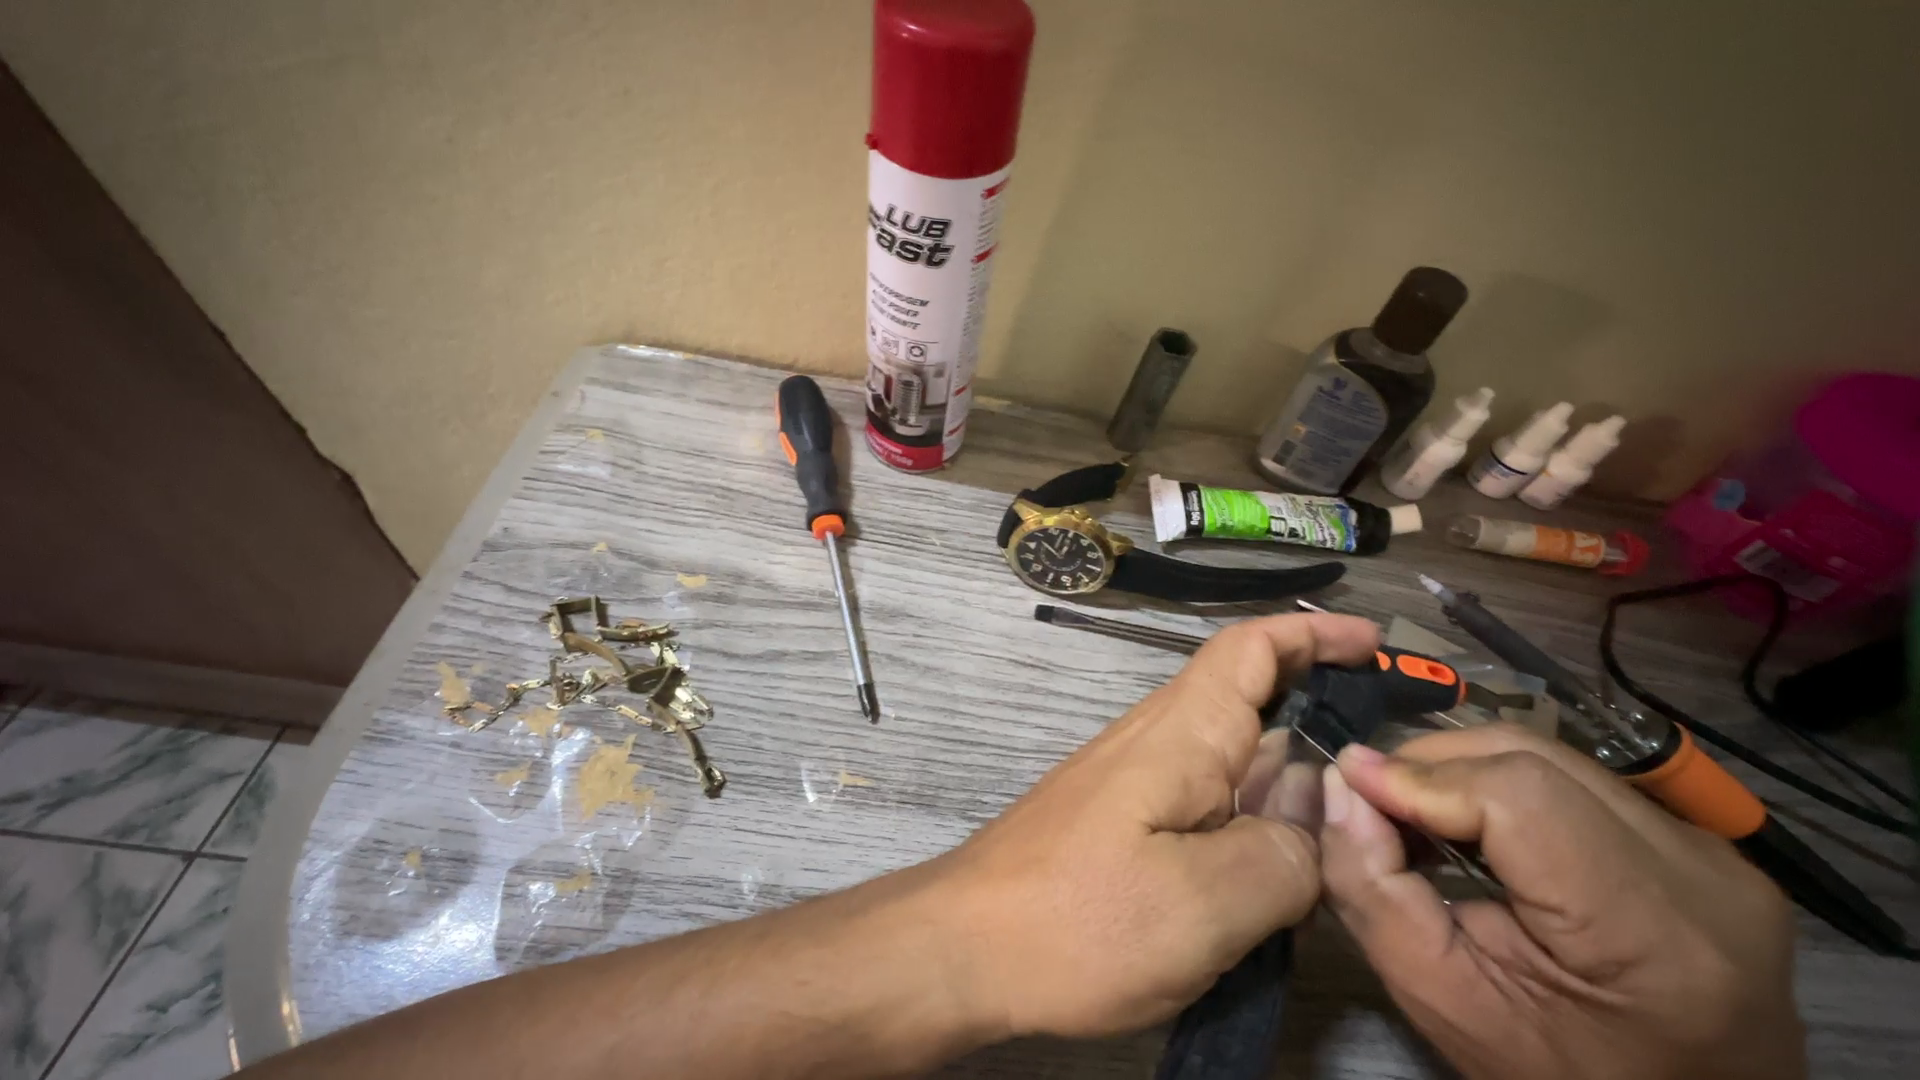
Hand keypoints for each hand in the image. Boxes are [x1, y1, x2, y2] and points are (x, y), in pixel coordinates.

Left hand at [932, 613, 1379, 1038]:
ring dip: (1290, 787)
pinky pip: (1207, 809)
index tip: (1373, 641)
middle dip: (1320, 721)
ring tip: (1353, 835)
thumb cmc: (1080, 919)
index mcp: (1181, 735)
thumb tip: (1314, 817)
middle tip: (1394, 770)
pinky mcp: (1122, 829)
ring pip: (1233, 766)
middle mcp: (1158, 745)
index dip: (1312, 632)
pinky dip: (1254, 825)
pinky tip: (1279, 876)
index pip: (1250, 650)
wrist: (963, 949)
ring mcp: (1136, 788)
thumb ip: (1284, 857)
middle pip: (1249, 707)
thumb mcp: (1207, 901)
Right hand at [1320, 724, 1803, 1079]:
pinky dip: (1501, 782)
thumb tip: (1338, 783)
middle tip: (1371, 799)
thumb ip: (1373, 890)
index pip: (1517, 795)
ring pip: (1549, 753)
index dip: (1421, 777)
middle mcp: (1699, 872)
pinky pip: (1574, 776)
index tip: (1349, 785)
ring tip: (1413, 809)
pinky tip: (1471, 821)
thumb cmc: (1553, 1072)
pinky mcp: (1700, 841)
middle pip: (1531, 757)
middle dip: (1430, 763)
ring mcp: (1711, 851)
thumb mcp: (1441, 998)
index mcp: (1649, 932)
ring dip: (1461, 768)